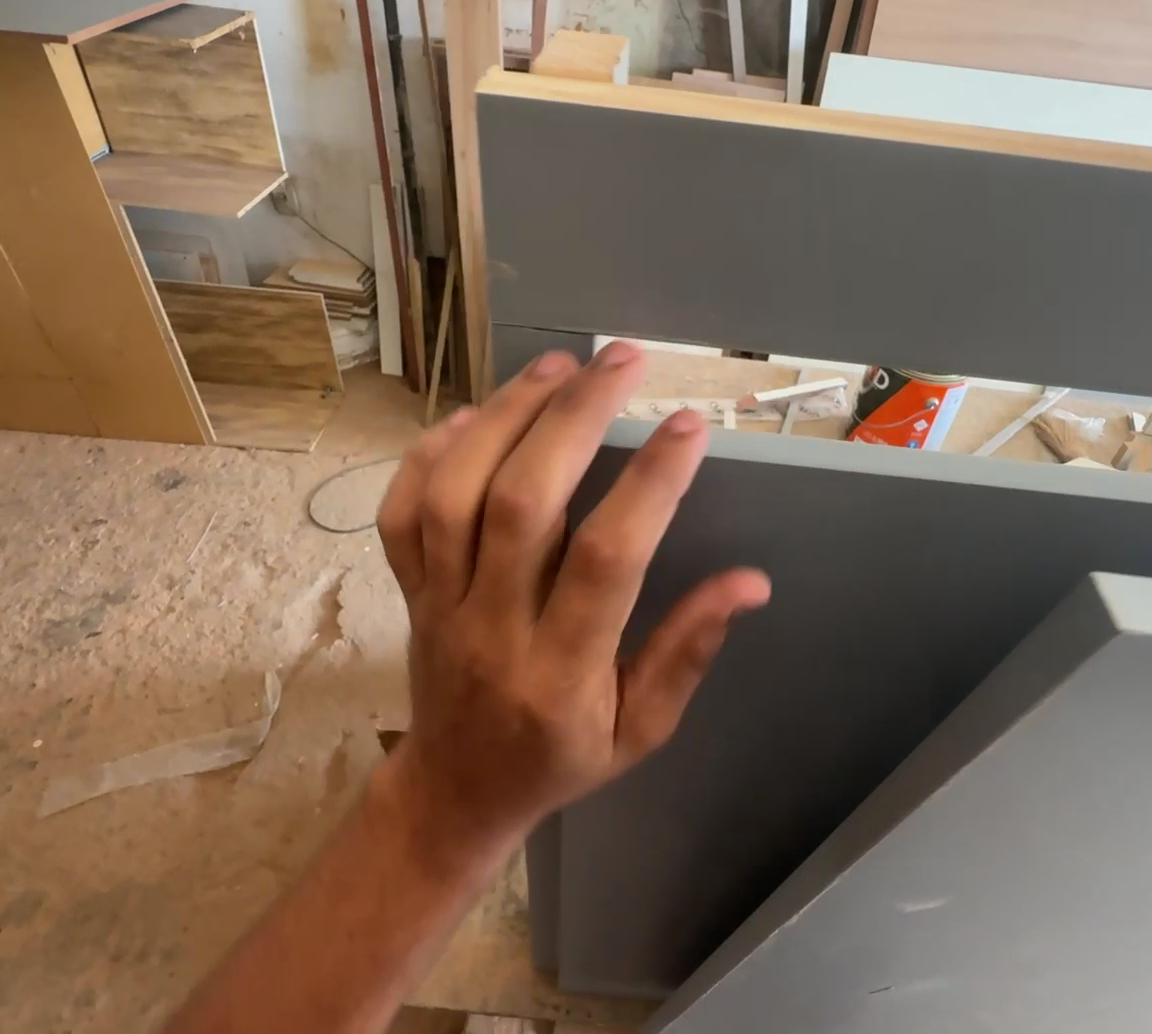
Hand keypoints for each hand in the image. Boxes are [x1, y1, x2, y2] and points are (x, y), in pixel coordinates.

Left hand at [375, 342, 770, 856]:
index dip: (649, 485)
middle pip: (523, 503)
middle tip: (622, 361)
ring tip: (558, 366)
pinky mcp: (407, 590)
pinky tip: (475, 415)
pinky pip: (401, 511)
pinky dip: (429, 454)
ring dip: (506, 415)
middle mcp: (493, 626)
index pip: (606, 560)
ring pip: (456, 492)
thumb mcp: (640, 729)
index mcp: (560, 672)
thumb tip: (749, 582)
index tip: (689, 425)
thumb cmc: (560, 759)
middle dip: (575, 417)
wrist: (456, 790)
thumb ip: (688, 653)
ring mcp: (438, 603)